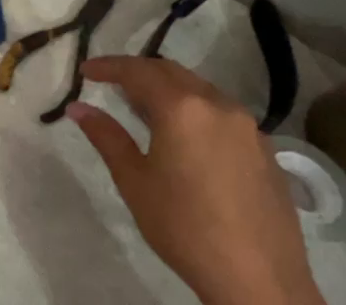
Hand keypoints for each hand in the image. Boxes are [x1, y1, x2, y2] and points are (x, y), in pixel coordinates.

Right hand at [67, 56, 325, 304]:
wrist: (260, 280)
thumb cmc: (185, 226)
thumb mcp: (134, 181)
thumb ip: (106, 137)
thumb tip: (78, 108)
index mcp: (183, 109)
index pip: (138, 71)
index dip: (108, 66)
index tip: (86, 71)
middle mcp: (219, 107)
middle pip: (173, 72)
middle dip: (140, 72)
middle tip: (112, 83)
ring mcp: (250, 129)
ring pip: (202, 90)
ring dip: (170, 90)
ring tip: (146, 108)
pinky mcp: (267, 153)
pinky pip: (224, 115)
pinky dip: (197, 111)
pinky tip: (186, 137)